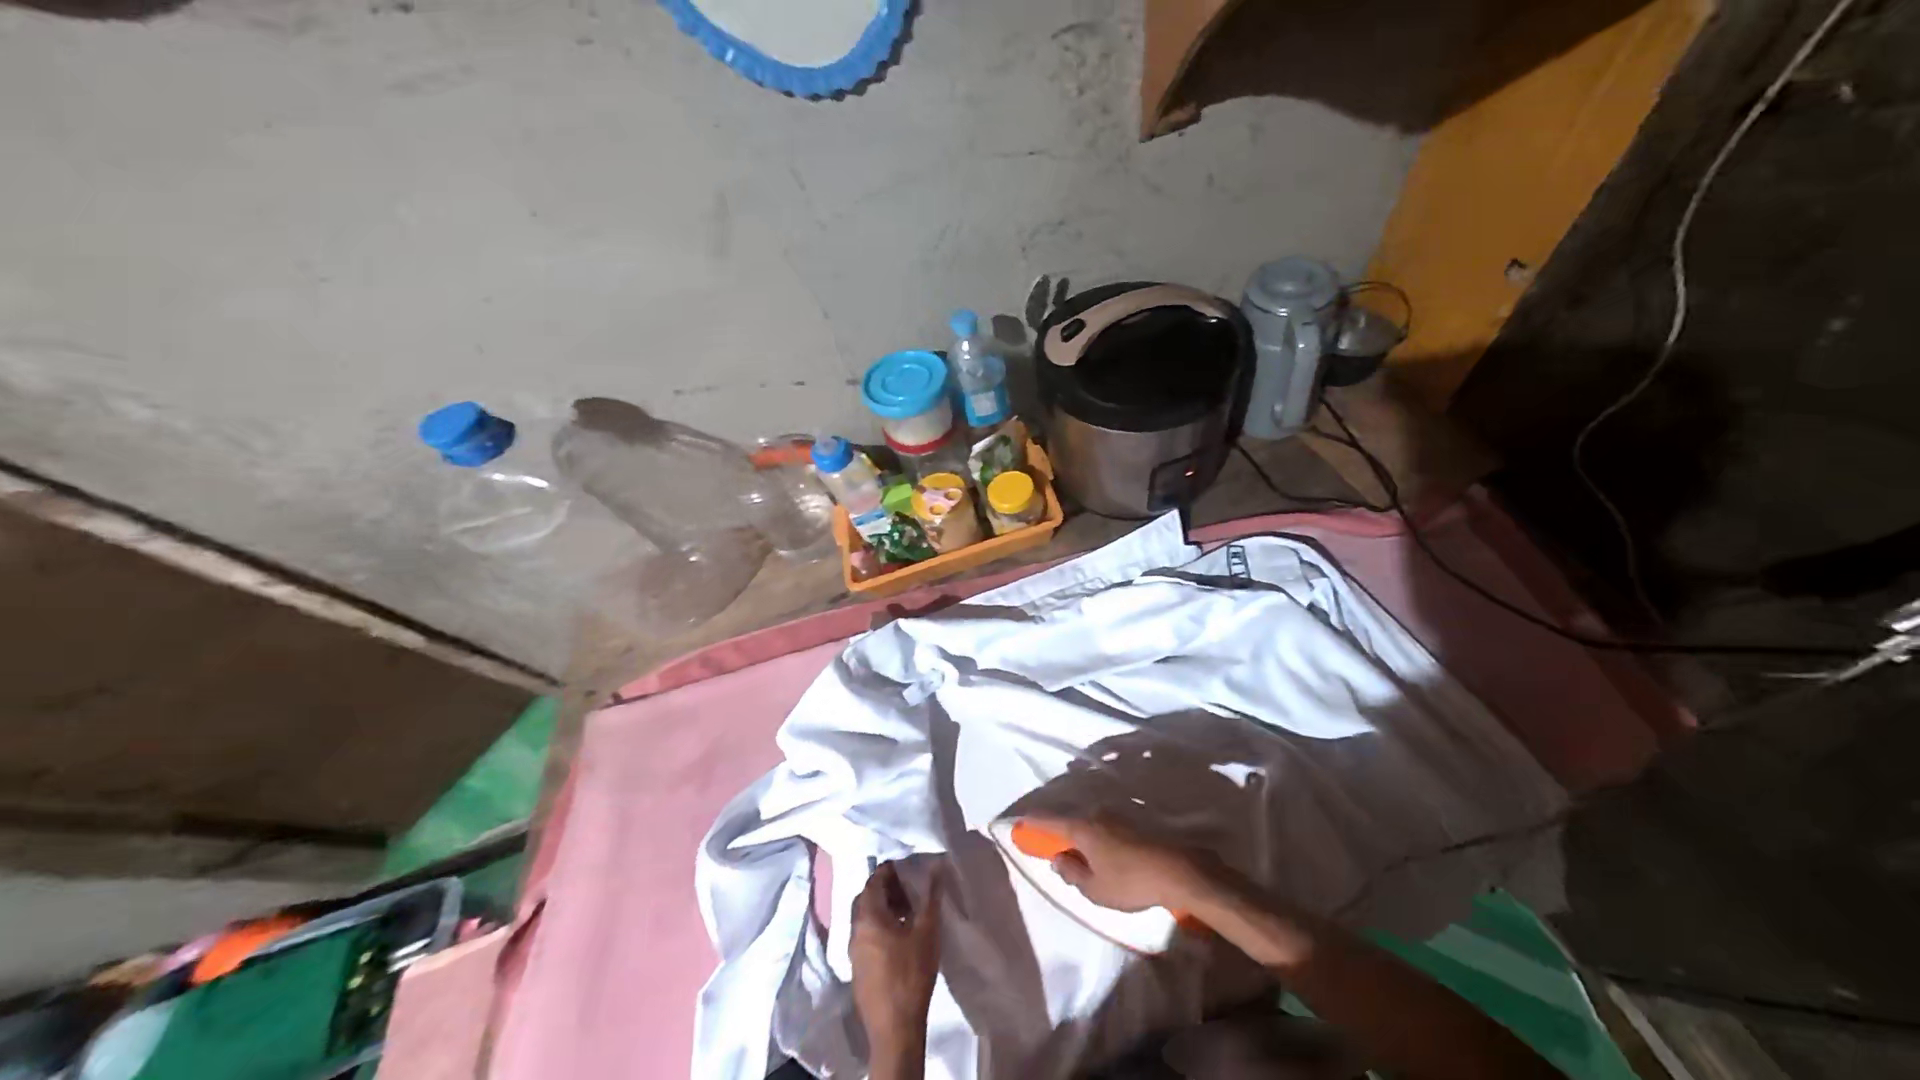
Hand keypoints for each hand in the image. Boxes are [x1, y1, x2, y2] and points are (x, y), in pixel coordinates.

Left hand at [850, 860, 942, 1058]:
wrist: (895, 1027)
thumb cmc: (912, 973)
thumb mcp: (927, 931)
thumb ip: (931, 896)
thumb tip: (936, 866)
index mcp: (868, 916)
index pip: (874, 881)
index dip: (889, 870)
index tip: (907, 867)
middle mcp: (855, 930)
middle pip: (866, 898)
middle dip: (886, 888)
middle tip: (909, 888)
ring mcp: (853, 951)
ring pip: (865, 918)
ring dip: (884, 908)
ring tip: (908, 911)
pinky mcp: (858, 968)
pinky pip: (866, 935)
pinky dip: (880, 926)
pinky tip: (900, 936)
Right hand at [1016, 814, 1213, 913]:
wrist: (1180, 871)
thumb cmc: (1131, 881)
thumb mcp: (1095, 888)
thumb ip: (1071, 873)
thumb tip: (1058, 859)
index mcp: (1082, 826)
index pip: (1049, 821)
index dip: (1032, 823)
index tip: (1018, 823)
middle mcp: (1097, 813)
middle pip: (1070, 819)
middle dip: (1058, 830)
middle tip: (1051, 845)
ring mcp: (1118, 815)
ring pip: (1090, 822)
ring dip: (1081, 834)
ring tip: (1079, 853)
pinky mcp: (1136, 822)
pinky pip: (1106, 826)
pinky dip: (1098, 836)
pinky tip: (1103, 851)